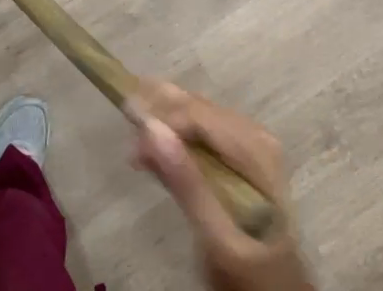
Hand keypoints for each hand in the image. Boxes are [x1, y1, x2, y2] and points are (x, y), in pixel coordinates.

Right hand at [129, 81, 312, 290]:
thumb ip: (188, 185)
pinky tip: (158, 148)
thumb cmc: (250, 273)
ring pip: (197, 115)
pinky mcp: (241, 157)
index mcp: (257, 152)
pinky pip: (202, 131)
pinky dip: (176, 136)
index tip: (132, 151)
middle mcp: (256, 138)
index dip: (161, 121)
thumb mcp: (217, 238)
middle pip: (197, 109)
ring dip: (164, 121)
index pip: (198, 115)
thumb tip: (152, 127)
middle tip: (126, 130)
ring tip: (136, 139)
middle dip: (159, 115)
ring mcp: (250, 145)